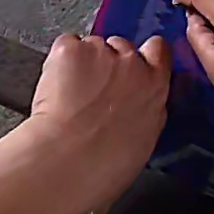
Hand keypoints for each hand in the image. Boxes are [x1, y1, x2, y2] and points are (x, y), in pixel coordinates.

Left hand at [15, 33, 169, 213]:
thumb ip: (146, 111)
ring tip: (68, 94)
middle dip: (109, 62)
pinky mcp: (71, 50)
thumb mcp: (143, 143)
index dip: (145, 54)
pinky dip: (58, 61)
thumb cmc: (101, 169)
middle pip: (122, 46)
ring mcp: (101, 52)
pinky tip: (54, 85)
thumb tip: (138, 107)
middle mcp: (131, 64)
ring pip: (92, 45)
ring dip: (82, 62)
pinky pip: (66, 45)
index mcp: (154, 87)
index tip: (136, 65)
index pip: (159, 50)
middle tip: (93, 88)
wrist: (63, 164)